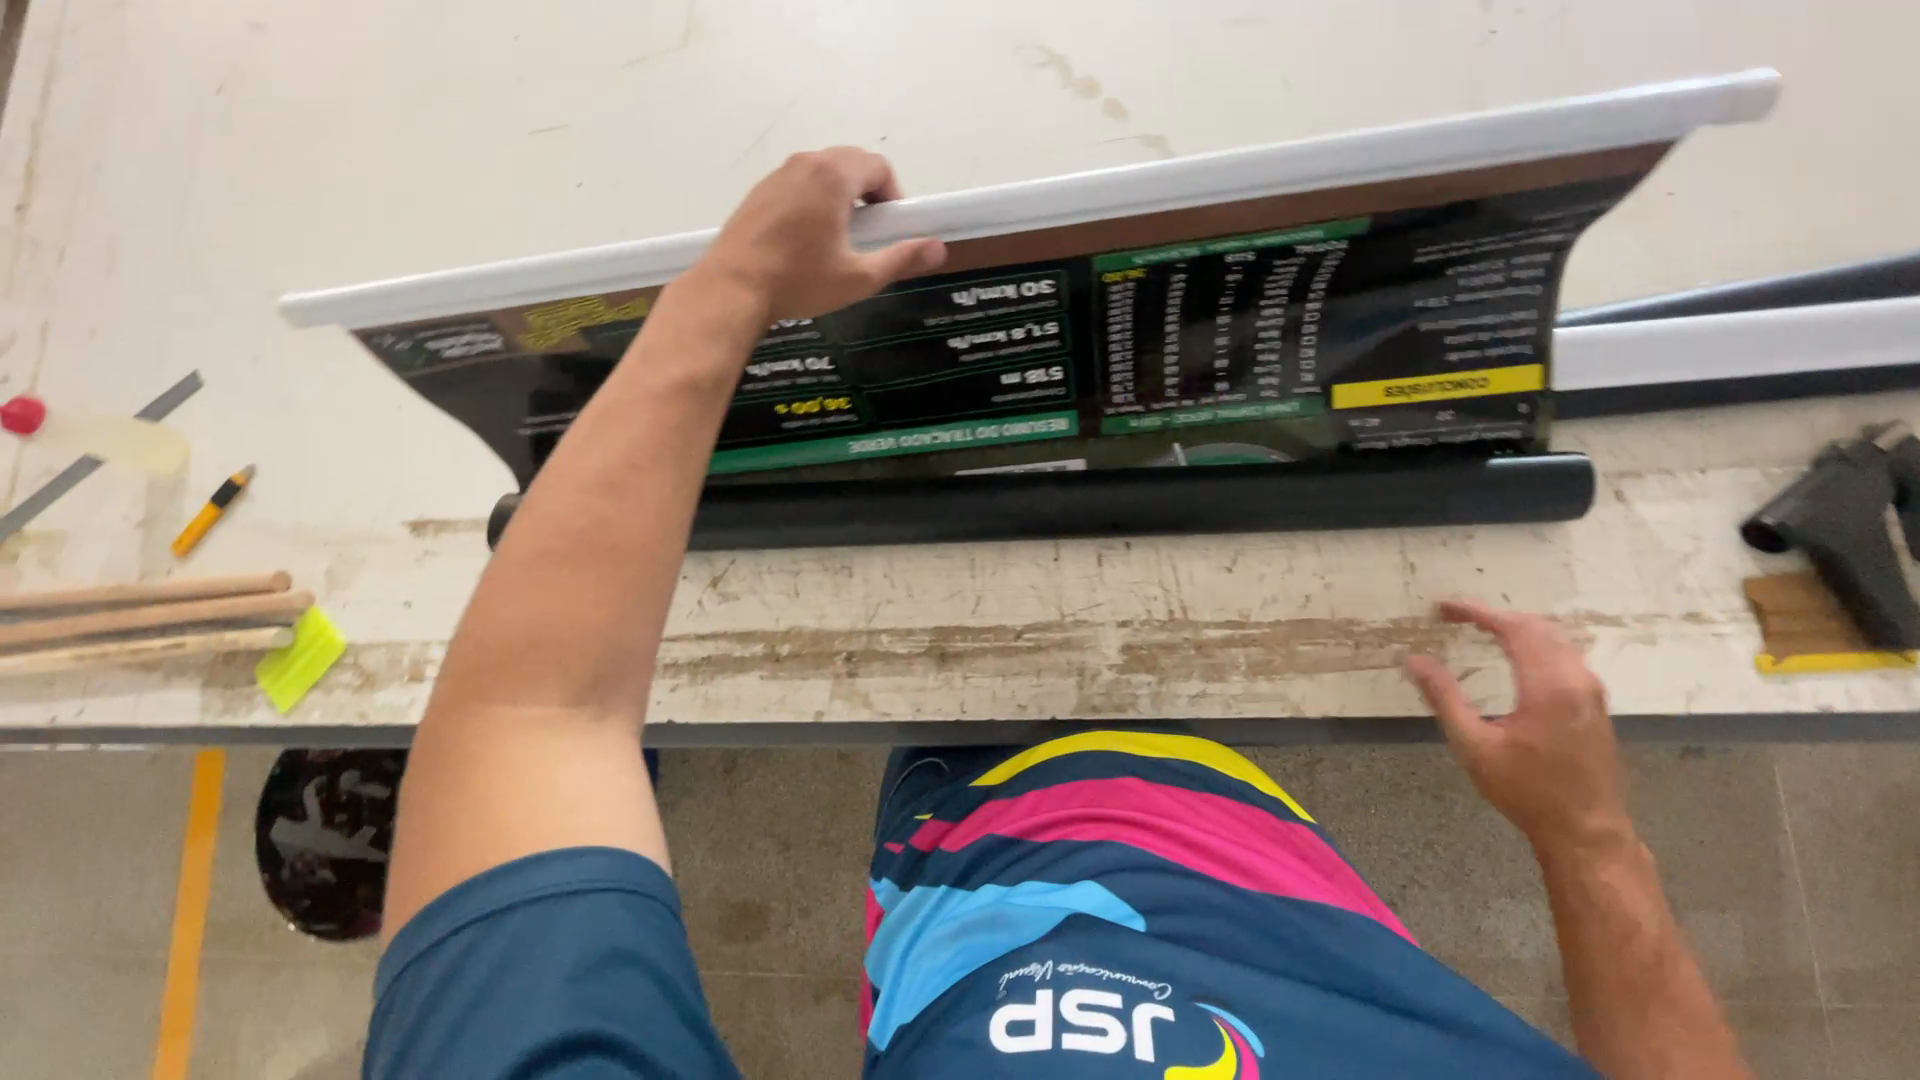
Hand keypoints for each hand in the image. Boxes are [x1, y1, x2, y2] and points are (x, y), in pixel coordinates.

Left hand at [698, 147, 947, 321]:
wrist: (733, 287)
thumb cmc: (799, 282)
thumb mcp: (859, 278)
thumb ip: (901, 259)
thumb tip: (939, 248)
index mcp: (833, 176)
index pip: (878, 166)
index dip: (893, 195)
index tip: (891, 228)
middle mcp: (805, 164)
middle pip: (851, 163)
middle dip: (869, 193)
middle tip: (870, 233)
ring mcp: (778, 175)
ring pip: (823, 172)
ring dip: (841, 196)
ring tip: (839, 239)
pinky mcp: (760, 192)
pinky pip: (799, 184)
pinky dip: (814, 201)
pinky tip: (807, 240)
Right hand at [1404, 599, 1634, 857]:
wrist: (1586, 830)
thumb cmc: (1525, 790)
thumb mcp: (1473, 745)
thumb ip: (1444, 697)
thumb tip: (1414, 660)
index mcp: (1547, 686)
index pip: (1512, 628)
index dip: (1476, 612)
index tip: (1443, 608)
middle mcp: (1576, 680)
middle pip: (1537, 626)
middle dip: (1495, 615)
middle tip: (1456, 616)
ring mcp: (1592, 692)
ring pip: (1556, 639)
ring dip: (1518, 627)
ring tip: (1481, 630)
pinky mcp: (1596, 704)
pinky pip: (1566, 655)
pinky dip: (1536, 643)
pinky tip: (1516, 655)